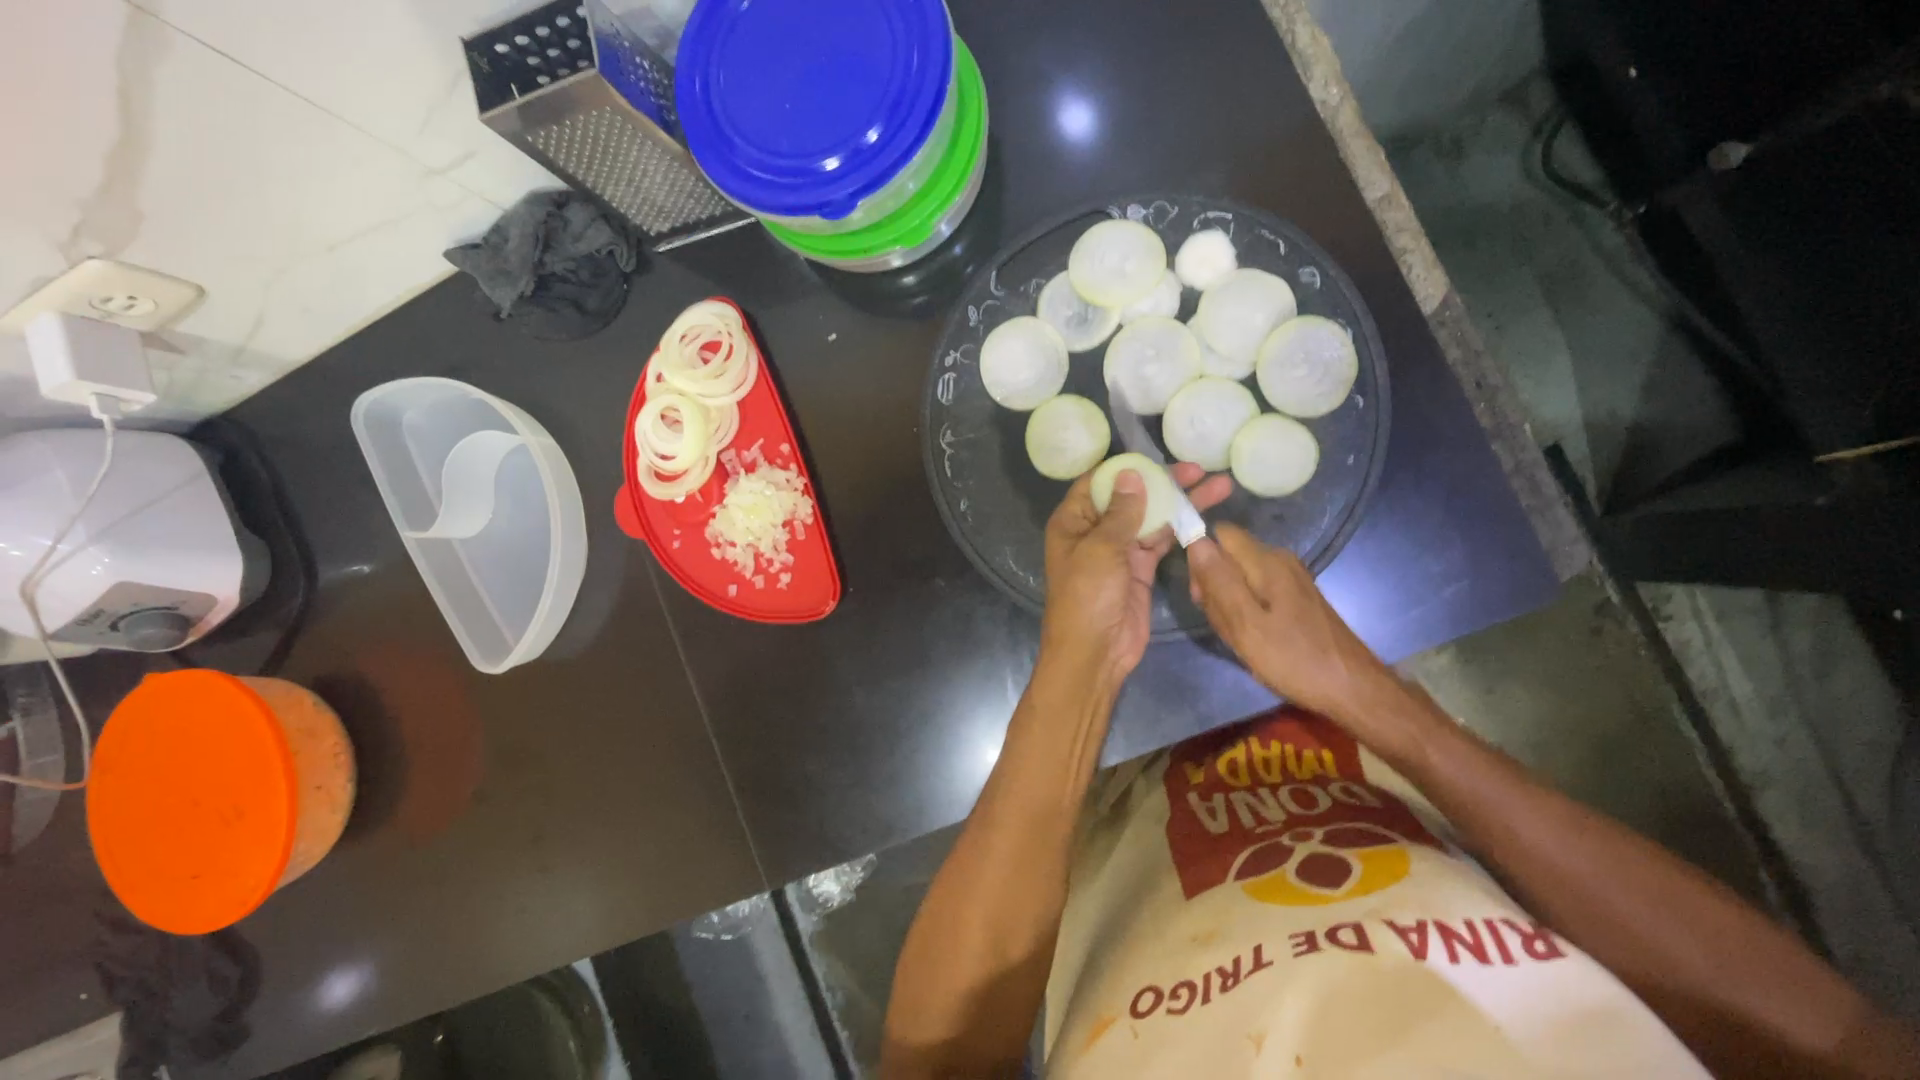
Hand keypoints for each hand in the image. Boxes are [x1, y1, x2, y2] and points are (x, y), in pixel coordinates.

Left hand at [1041, 463, 1232, 683]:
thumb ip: (1121, 511)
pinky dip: (1181, 529)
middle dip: (1163, 483)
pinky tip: (1205, 515)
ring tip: (1216, 486)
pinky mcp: (1140, 569)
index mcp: (1073, 520)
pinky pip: (1161, 541)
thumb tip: (1132, 474)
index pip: (1099, 482)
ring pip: (1151, 518)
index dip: (1128, 468)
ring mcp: (1119, 551)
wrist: (1095, 652)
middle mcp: (1095, 531)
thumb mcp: (1102, 548)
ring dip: (1180, 503)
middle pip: (1131, 497)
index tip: (1159, 456)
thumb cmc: (1088, 595)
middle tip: (1199, 468)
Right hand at [1186, 524, 1392, 720]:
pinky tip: (1253, 637)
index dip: (1201, 558)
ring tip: (1238, 635)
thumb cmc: (1294, 659)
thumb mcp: (1245, 625)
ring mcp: (1292, 579)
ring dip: (1228, 602)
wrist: (1352, 688)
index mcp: (1267, 562)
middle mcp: (1280, 561)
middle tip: (1222, 622)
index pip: (1220, 534)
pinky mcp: (1298, 598)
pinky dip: (1247, 610)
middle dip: (1214, 584)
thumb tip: (1196, 541)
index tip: (1201, 595)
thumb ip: (1219, 582)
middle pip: (1230, 555)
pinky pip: (1258, 591)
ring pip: (1242, 576)